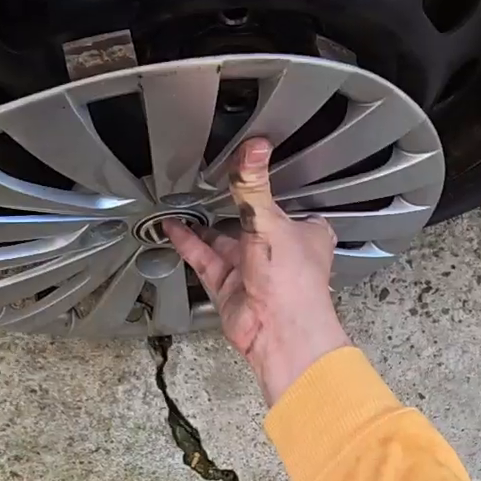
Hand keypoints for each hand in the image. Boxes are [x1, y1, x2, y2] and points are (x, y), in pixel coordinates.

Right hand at [166, 139, 350, 404]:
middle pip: (251, 222)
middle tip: (210, 182)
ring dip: (205, 225)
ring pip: (224, 241)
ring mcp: (253, 272)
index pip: (287, 203)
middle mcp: (279, 254)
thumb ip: (254, 186)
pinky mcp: (230, 288)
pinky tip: (175, 227)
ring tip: (184, 201)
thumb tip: (254, 149)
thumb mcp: (271, 221)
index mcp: (305, 234)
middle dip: (231, 208)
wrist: (280, 331)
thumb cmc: (295, 285)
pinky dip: (189, 244)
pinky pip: (206, 260)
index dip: (271, 188)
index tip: (251, 167)